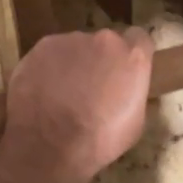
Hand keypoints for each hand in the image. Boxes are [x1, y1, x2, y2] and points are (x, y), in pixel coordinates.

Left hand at [0, 28, 153, 182]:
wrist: (48, 143)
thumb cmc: (99, 140)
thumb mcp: (135, 124)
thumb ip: (134, 93)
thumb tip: (128, 90)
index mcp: (132, 56)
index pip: (139, 39)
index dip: (131, 55)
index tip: (125, 71)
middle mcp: (104, 40)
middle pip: (106, 43)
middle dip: (101, 60)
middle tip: (92, 87)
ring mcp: (70, 40)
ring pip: (76, 47)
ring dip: (74, 63)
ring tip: (62, 93)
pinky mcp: (42, 46)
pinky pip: (51, 53)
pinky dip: (50, 67)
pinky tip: (43, 90)